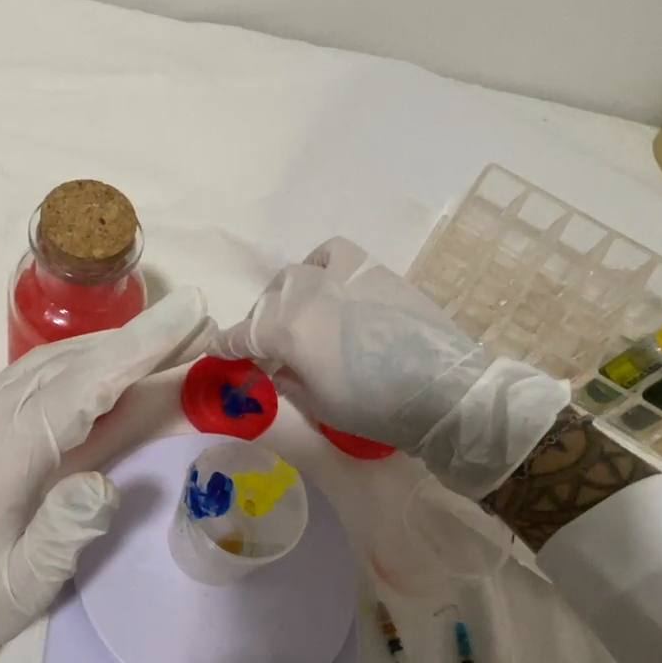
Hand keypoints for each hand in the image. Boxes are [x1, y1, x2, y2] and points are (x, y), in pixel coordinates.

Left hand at [0, 291, 215, 662]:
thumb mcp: (26, 585)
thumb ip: (64, 532)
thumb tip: (109, 484)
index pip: (69, 394)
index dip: (130, 354)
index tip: (185, 316)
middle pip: (60, 367)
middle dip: (131, 339)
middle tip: (195, 318)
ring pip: (44, 364)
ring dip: (107, 345)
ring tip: (168, 334)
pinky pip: (31, 378)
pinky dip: (80, 363)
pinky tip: (114, 362)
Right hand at [213, 237, 568, 497]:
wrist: (443, 390)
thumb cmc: (375, 408)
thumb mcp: (318, 404)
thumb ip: (287, 379)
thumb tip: (275, 366)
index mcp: (286, 331)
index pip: (242, 335)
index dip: (226, 346)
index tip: (218, 351)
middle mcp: (306, 294)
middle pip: (266, 302)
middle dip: (259, 325)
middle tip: (269, 349)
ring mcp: (340, 275)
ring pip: (294, 276)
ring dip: (285, 296)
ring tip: (296, 316)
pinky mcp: (370, 269)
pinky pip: (331, 254)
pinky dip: (318, 265)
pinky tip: (324, 284)